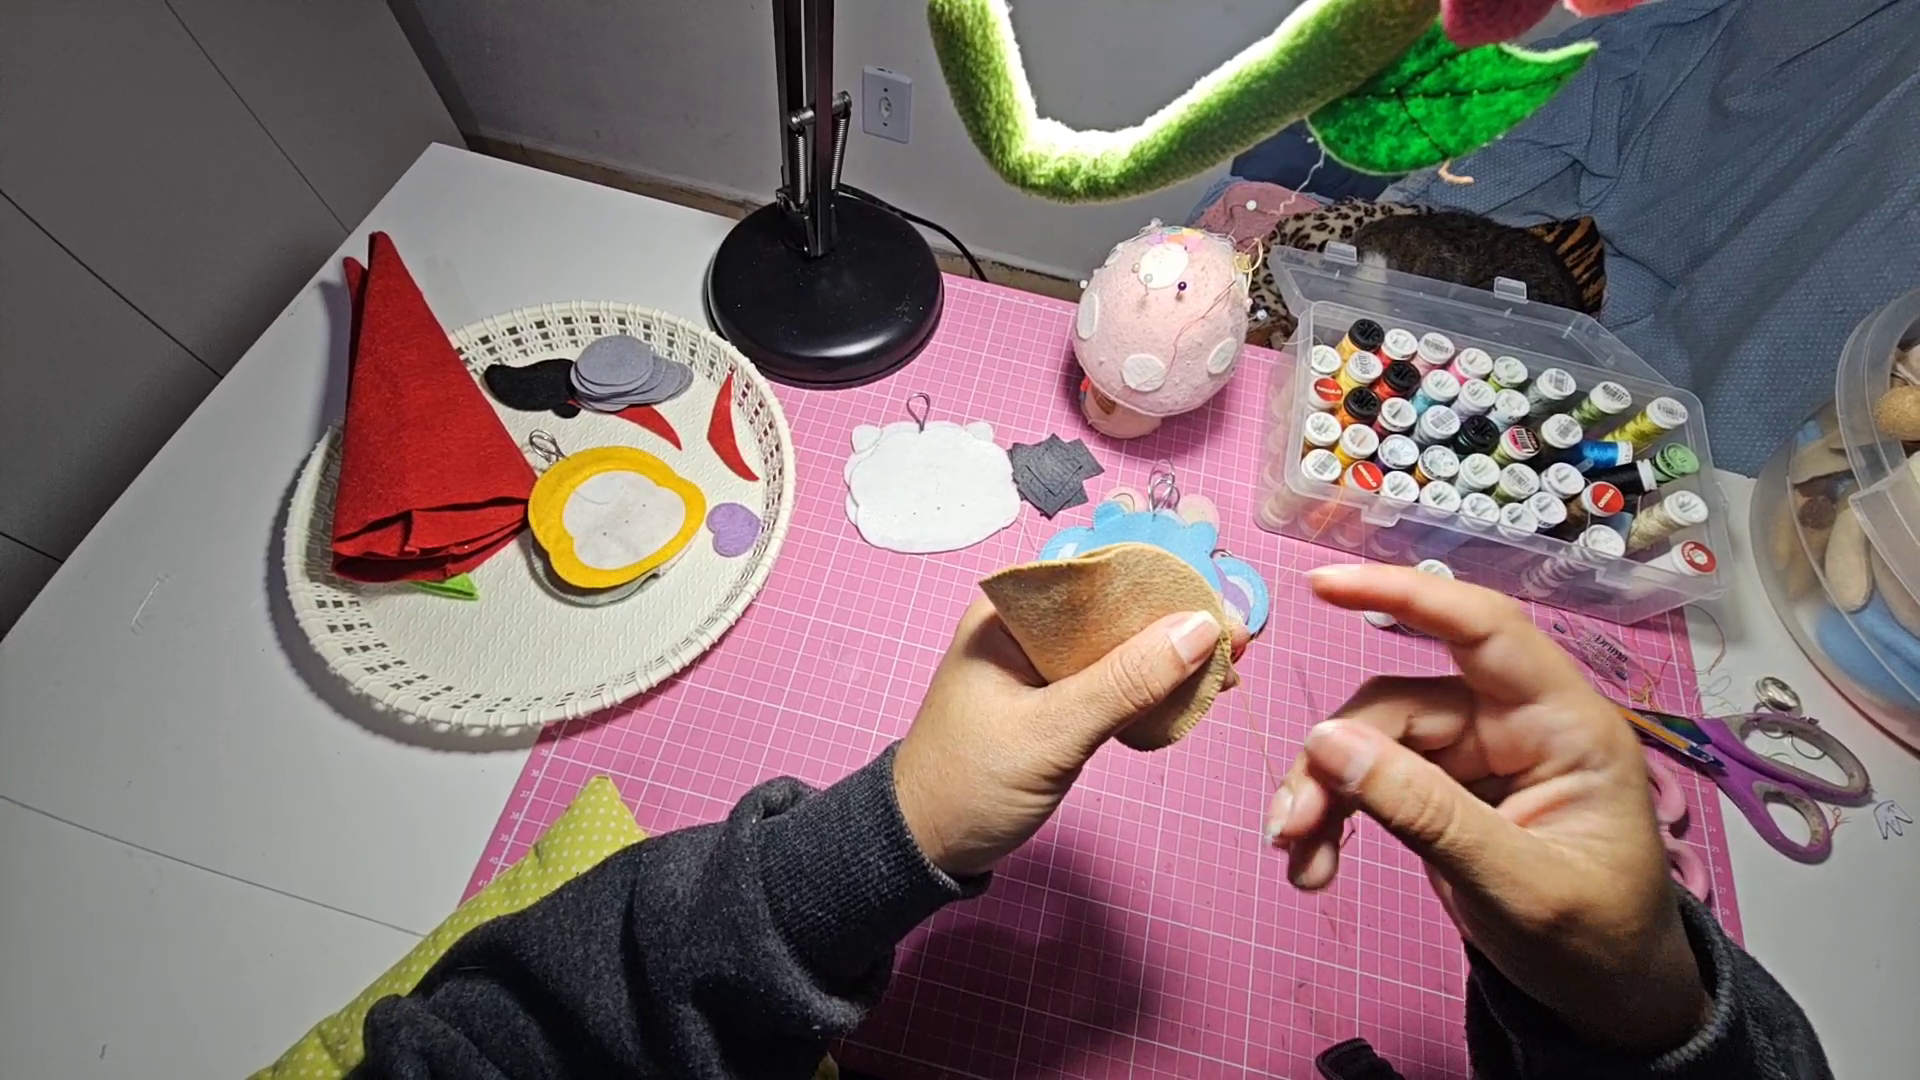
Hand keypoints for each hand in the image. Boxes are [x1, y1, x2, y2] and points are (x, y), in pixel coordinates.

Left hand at [895, 598, 1247, 877]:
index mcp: (1007, 613)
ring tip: (1229, 666)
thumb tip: (1201, 628)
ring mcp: (1038, 662)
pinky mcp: (1051, 696)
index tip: (1218, 606)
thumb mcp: (1050, 733)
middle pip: (1110, 609)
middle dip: (1173, 621)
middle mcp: (1023, 626)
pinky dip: (1147, 685)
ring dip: (1167, 654)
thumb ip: (1124, 681)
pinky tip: (1189, 693)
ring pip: (1115, 644)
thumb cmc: (972, 782)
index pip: (1093, 577)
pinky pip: (1108, 677)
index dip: (1159, 585)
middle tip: (1238, 641)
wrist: (927, 844)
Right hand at [1266, 565, 1709, 1051]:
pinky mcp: (1428, 778)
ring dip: (1320, 794)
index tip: (1321, 585)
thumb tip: (1324, 740)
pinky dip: (1329, 813)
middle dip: (1332, 763)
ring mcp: (1462, 748)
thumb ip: (1426, 812)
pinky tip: (1313, 860)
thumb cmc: (1596, 942)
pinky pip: (1359, 774)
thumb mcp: (1521, 888)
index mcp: (1561, 724)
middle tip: (1289, 826)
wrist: (1601, 999)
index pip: (1482, 629)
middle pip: (1391, 706)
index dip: (1404, 595)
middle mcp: (1504, 720)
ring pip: (1361, 739)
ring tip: (1296, 853)